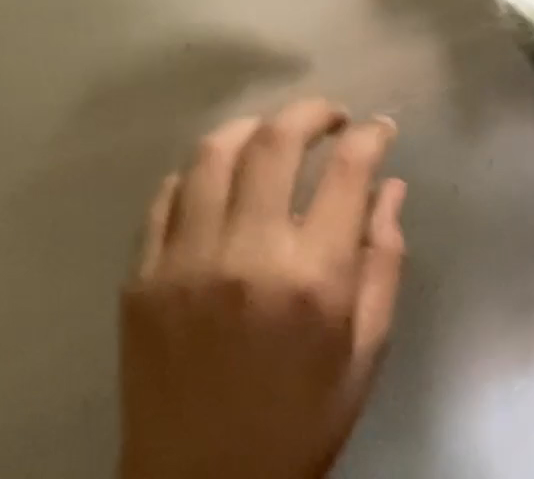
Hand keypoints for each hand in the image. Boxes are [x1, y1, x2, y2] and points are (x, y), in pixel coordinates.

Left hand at [118, 99, 406, 478]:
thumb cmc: (301, 422)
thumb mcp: (364, 352)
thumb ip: (382, 262)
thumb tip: (390, 188)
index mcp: (312, 278)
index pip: (347, 171)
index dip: (369, 135)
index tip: (378, 128)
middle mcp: (247, 254)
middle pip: (275, 141)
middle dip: (311, 112)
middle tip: (331, 117)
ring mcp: (185, 260)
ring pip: (213, 154)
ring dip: (251, 128)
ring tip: (273, 135)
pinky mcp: (142, 275)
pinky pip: (166, 195)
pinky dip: (199, 172)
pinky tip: (220, 180)